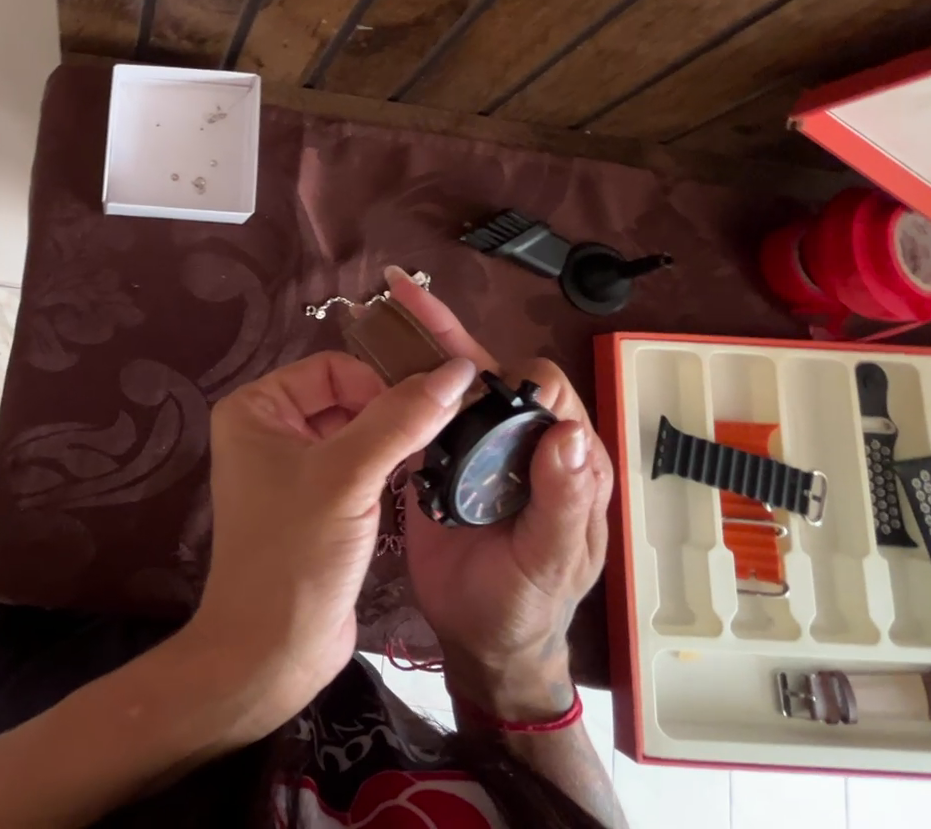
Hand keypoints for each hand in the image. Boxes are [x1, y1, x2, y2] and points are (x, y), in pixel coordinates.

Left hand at [185, 349, 481, 740]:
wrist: (274, 647)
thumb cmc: (298, 550)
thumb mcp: (348, 475)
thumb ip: (400, 419)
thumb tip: (456, 369)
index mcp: (254, 408)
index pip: (330, 368)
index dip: (379, 385)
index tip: (425, 414)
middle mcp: (265, 430)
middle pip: (343, 397)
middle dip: (390, 414)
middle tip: (443, 432)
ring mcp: (287, 468)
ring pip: (354, 433)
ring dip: (392, 443)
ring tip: (435, 456)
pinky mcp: (312, 503)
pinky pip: (354, 467)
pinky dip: (384, 469)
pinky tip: (417, 481)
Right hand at [383, 268, 613, 720]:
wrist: (479, 639)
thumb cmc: (526, 604)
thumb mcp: (553, 561)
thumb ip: (565, 502)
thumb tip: (565, 432)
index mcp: (562, 457)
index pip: (545, 392)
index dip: (515, 381)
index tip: (477, 388)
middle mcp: (518, 442)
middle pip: (487, 373)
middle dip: (445, 329)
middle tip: (401, 291)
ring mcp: (474, 451)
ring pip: (449, 387)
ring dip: (415, 345)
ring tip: (378, 308)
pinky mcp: (436, 464)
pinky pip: (418, 418)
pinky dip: (395, 386)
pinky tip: (365, 365)